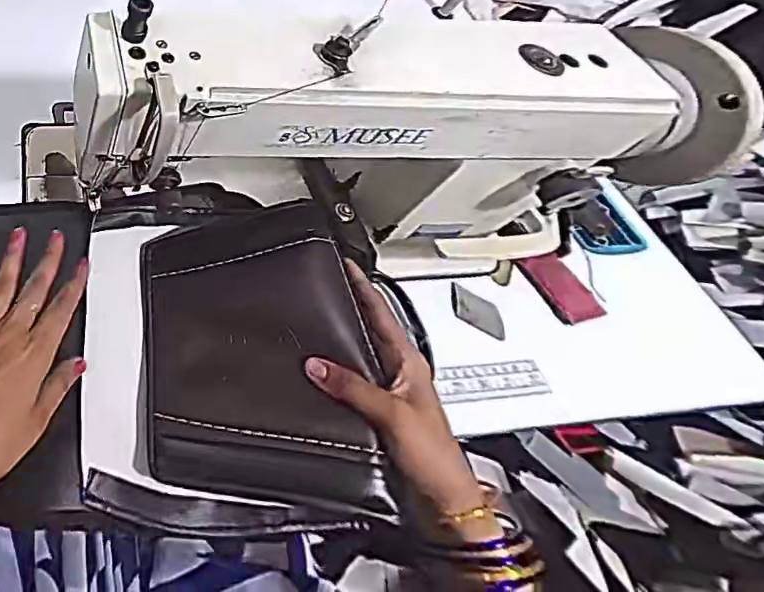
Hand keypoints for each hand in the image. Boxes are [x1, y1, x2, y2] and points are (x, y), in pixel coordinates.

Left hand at [0, 228, 87, 591]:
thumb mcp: (36, 421)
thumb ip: (57, 386)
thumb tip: (75, 366)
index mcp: (34, 355)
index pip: (61, 309)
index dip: (74, 284)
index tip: (81, 265)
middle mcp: (9, 338)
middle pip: (35, 289)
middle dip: (48, 260)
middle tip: (55, 238)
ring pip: (1, 288)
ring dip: (11, 260)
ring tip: (17, 237)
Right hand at [305, 260, 499, 543]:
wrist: (446, 500)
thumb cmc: (437, 458)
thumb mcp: (391, 414)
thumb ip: (352, 387)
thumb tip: (317, 364)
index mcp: (409, 361)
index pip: (381, 311)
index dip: (364, 286)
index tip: (347, 264)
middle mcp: (401, 371)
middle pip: (371, 328)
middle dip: (351, 305)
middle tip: (329, 284)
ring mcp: (392, 391)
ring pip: (362, 354)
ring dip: (343, 338)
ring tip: (323, 318)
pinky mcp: (382, 412)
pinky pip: (355, 380)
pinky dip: (339, 370)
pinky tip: (327, 371)